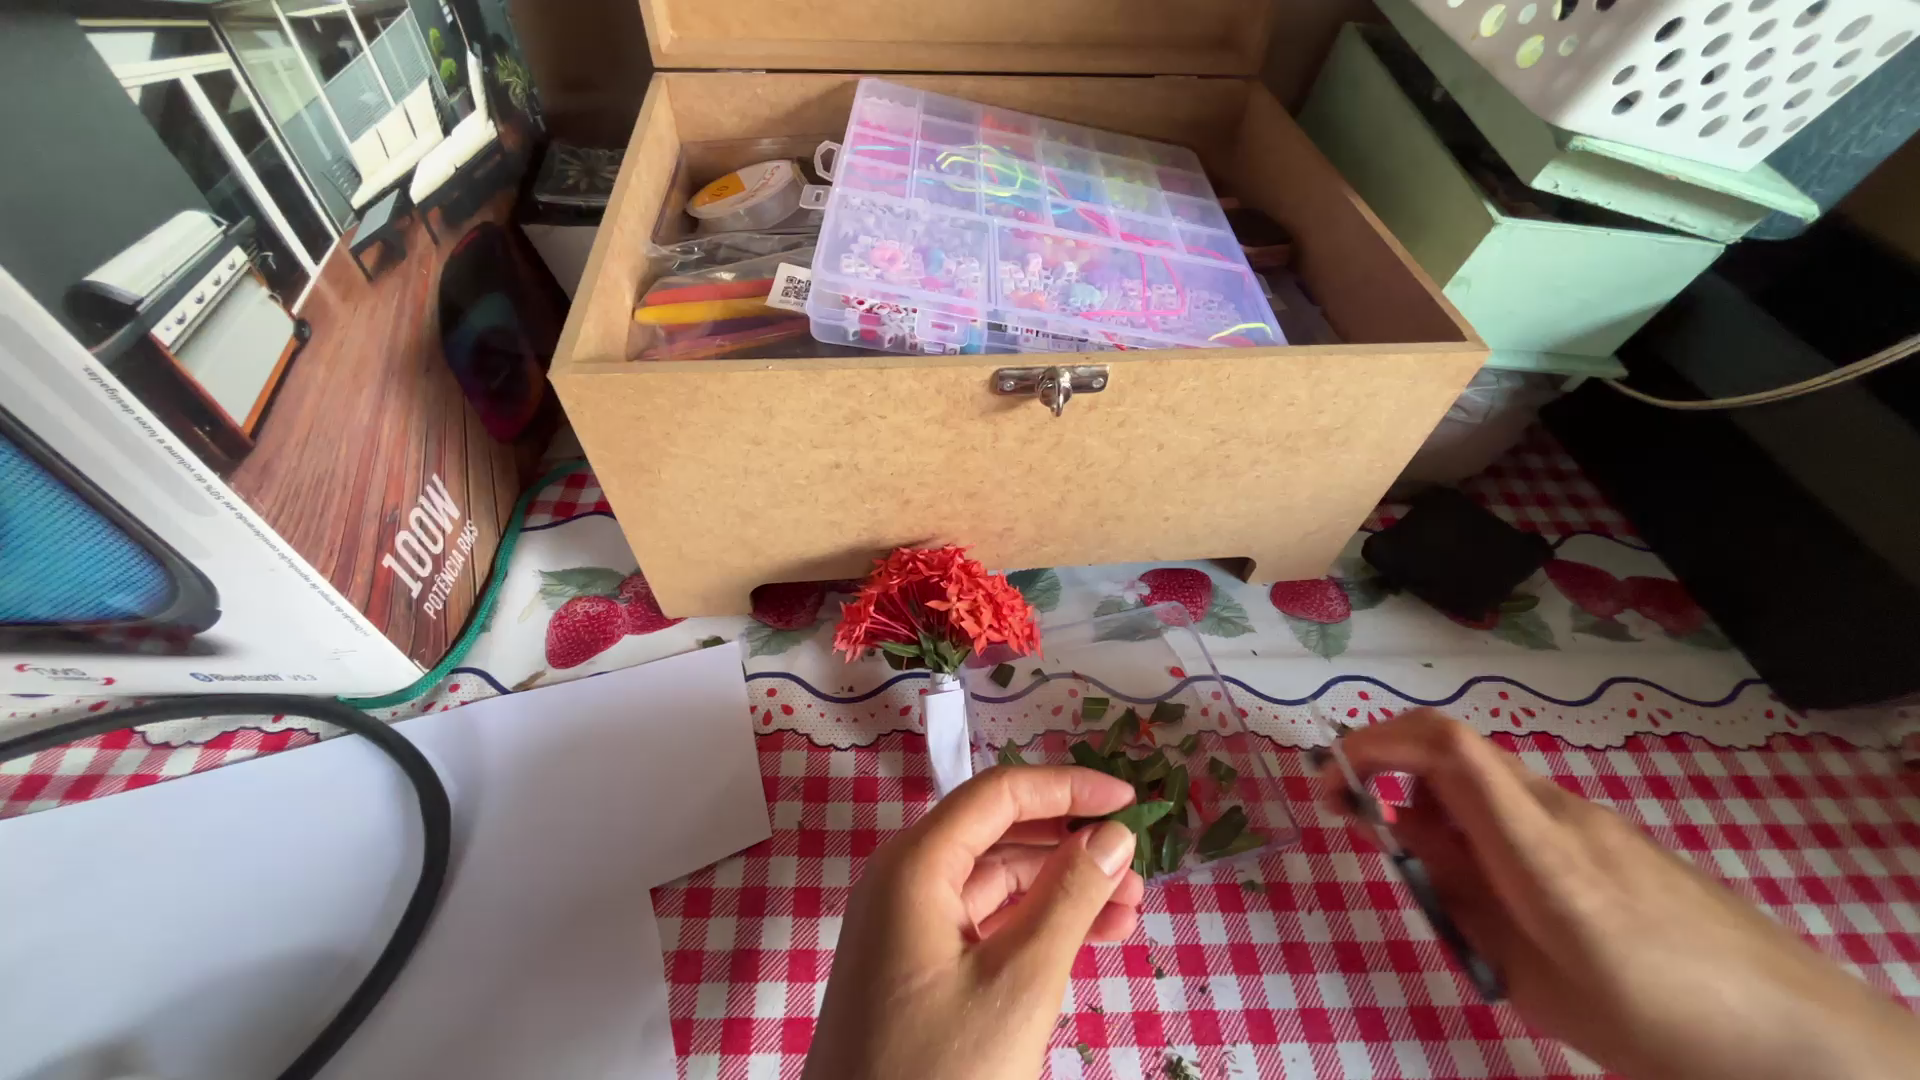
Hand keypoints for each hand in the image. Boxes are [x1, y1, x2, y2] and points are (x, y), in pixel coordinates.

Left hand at [803, 765, 1145, 1079]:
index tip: (1129, 799)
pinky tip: (1085, 939)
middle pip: (998, 834)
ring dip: (1060, 889)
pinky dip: (1033, 925)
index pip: (999, 794)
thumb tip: (1113, 834)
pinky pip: (983, 922)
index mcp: (915, 864)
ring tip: (1128, 912)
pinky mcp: (915, 965)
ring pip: (995, 881)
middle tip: (1136, 869)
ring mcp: (906, 924)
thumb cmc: (943, 1071)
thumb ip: (1070, 896)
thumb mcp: (1021, 981)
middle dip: (1070, 845)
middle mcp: (904, 879)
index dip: (1067, 787)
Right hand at [1319, 708, 1919, 1079]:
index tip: (1329, 777)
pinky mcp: (1605, 828)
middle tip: (1354, 820)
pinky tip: (1493, 882)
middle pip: (1452, 749)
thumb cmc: (1650, 1023)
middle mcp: (1560, 812)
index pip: (1449, 750)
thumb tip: (1401, 837)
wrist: (1799, 1042)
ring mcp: (1588, 814)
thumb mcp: (1524, 975)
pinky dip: (1471, 818)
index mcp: (1538, 854)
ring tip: (1436, 874)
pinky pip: (1514, 801)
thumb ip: (1456, 895)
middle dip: (1385, 767)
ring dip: (1429, 800)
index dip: (1375, 743)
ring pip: (1479, 776)